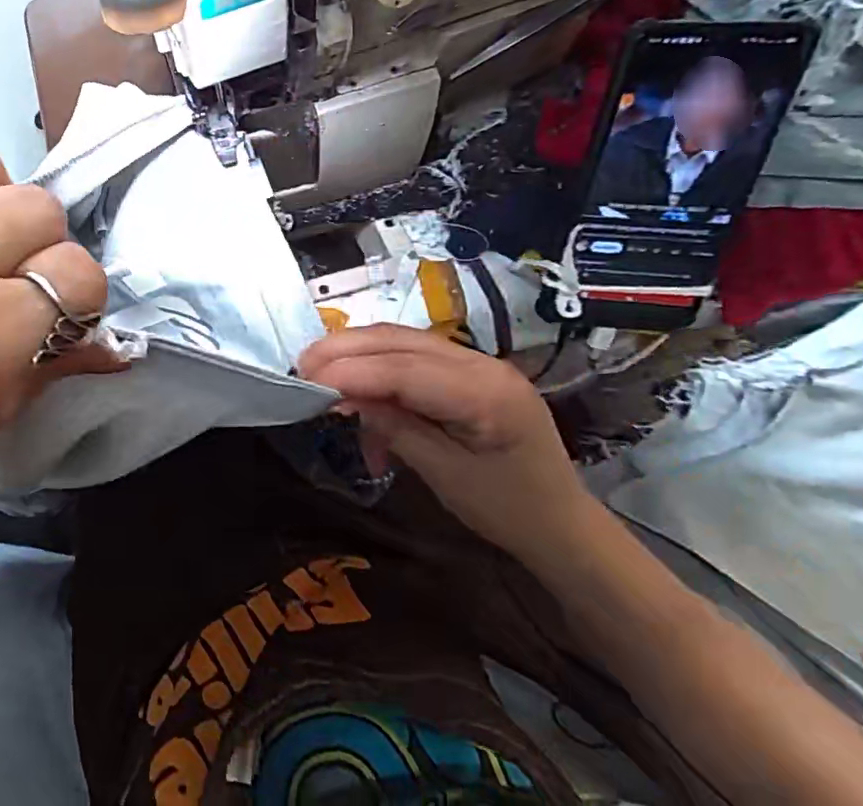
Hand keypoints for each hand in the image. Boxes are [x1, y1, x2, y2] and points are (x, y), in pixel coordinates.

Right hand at [297, 325, 598, 561]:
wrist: (562, 523)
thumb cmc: (507, 509)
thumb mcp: (445, 475)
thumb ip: (394, 428)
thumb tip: (341, 398)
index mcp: (487, 394)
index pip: (405, 370)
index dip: (350, 371)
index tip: (305, 380)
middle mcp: (483, 364)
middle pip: (399, 342)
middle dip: (345, 350)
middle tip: (301, 367)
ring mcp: (477, 362)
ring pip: (401, 341)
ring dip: (356, 353)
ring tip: (317, 372)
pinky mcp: (467, 370)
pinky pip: (411, 355)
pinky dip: (376, 366)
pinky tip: (355, 386)